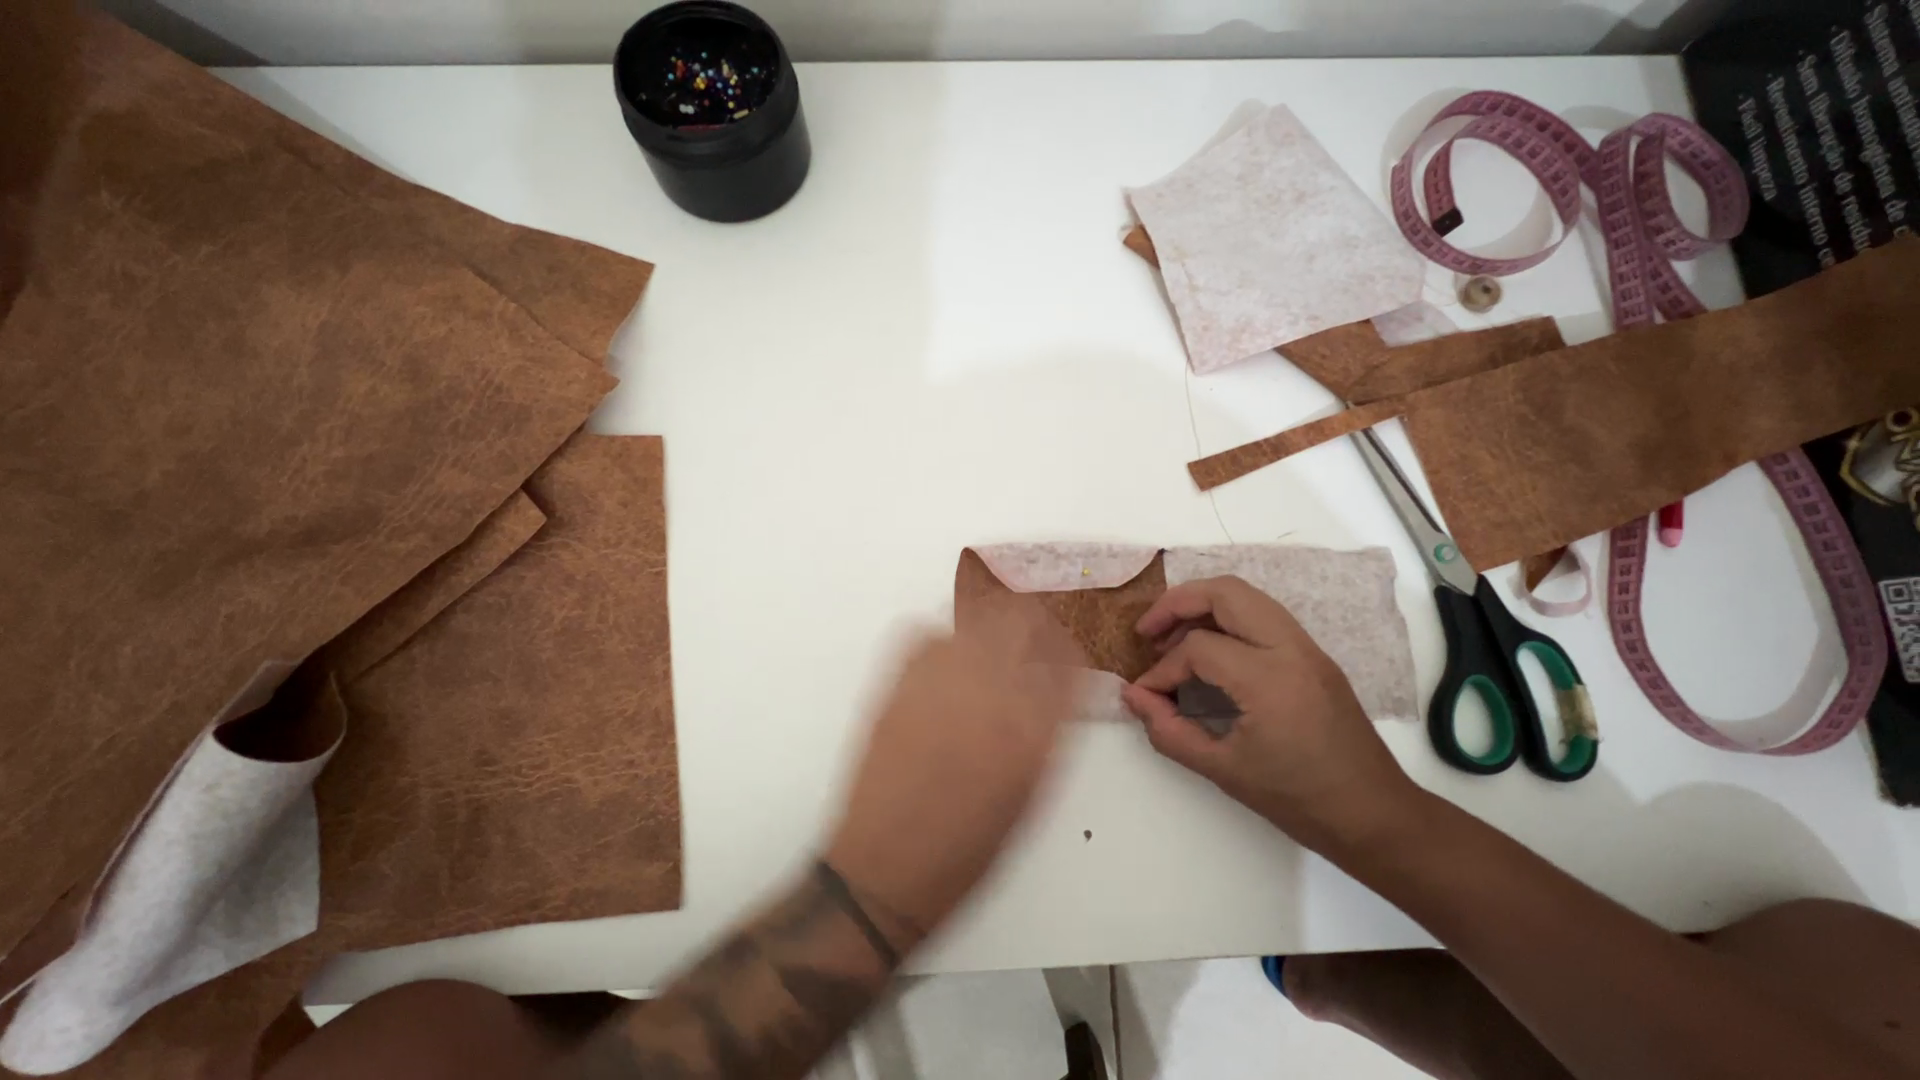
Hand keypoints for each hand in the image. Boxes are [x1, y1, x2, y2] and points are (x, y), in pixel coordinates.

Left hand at [826, 594, 1085, 944]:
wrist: (887, 865)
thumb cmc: (968, 848)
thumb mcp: (1029, 795)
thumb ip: (1047, 735)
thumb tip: (1056, 695)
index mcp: (1031, 726)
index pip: (1066, 658)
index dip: (1069, 649)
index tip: (1066, 654)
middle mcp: (987, 691)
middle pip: (1022, 620)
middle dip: (1034, 625)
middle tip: (1032, 641)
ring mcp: (937, 681)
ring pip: (975, 618)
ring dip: (991, 626)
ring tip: (990, 647)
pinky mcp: (895, 683)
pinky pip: (925, 635)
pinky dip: (942, 639)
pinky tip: (947, 663)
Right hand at [1120, 576, 1419, 851]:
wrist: (1373, 814)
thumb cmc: (1296, 799)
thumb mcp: (1223, 770)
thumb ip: (1170, 731)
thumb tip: (1134, 697)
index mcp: (1270, 679)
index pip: (1199, 648)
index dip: (1161, 670)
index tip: (1146, 696)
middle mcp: (1292, 649)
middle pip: (1226, 593)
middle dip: (1177, 603)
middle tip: (1148, 632)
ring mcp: (1308, 649)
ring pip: (1248, 597)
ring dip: (1204, 607)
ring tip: (1172, 638)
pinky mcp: (1315, 657)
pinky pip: (1264, 617)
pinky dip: (1228, 620)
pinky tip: (1209, 651)